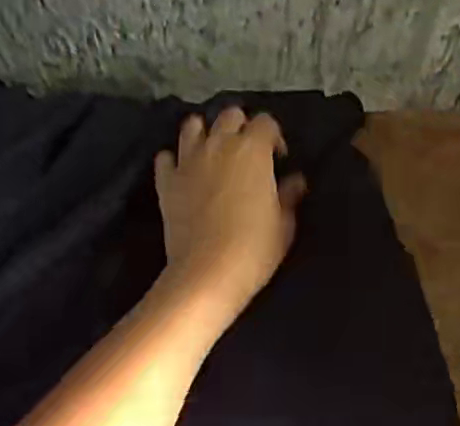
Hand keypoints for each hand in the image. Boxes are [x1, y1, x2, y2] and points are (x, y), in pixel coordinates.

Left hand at [154, 106, 306, 313]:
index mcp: (253, 149)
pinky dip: (173, 161)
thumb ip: (288, 198)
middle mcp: (219, 145)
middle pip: (229, 116)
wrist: (207, 275)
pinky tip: (181, 172)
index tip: (277, 159)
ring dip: (204, 133)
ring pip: (193, 125)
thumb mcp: (283, 227)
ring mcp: (188, 162)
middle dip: (239, 127)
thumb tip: (294, 182)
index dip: (274, 137)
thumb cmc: (253, 251)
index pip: (266, 123)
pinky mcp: (166, 184)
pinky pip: (165, 158)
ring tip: (211, 153)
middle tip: (244, 153)